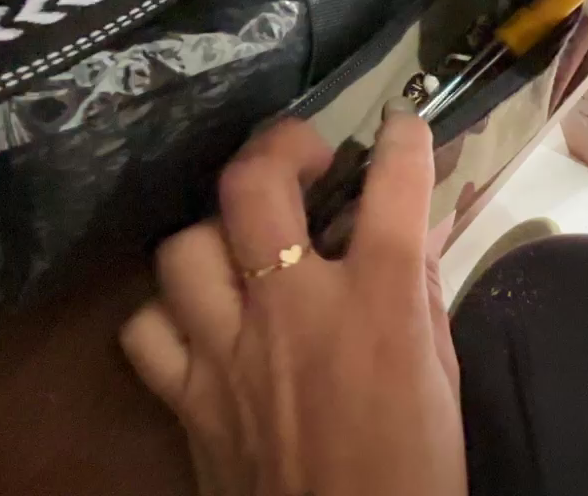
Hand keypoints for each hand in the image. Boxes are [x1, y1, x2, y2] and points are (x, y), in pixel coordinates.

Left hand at [121, 105, 465, 495]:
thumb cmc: (415, 461)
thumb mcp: (440, 365)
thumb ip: (421, 282)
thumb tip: (415, 221)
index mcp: (377, 302)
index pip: (394, 186)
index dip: (403, 139)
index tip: (402, 126)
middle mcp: (295, 309)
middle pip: (255, 186)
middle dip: (279, 145)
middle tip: (305, 155)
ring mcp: (229, 353)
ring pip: (184, 248)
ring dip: (218, 233)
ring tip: (246, 243)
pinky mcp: (188, 400)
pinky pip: (147, 330)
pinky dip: (169, 312)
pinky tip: (202, 316)